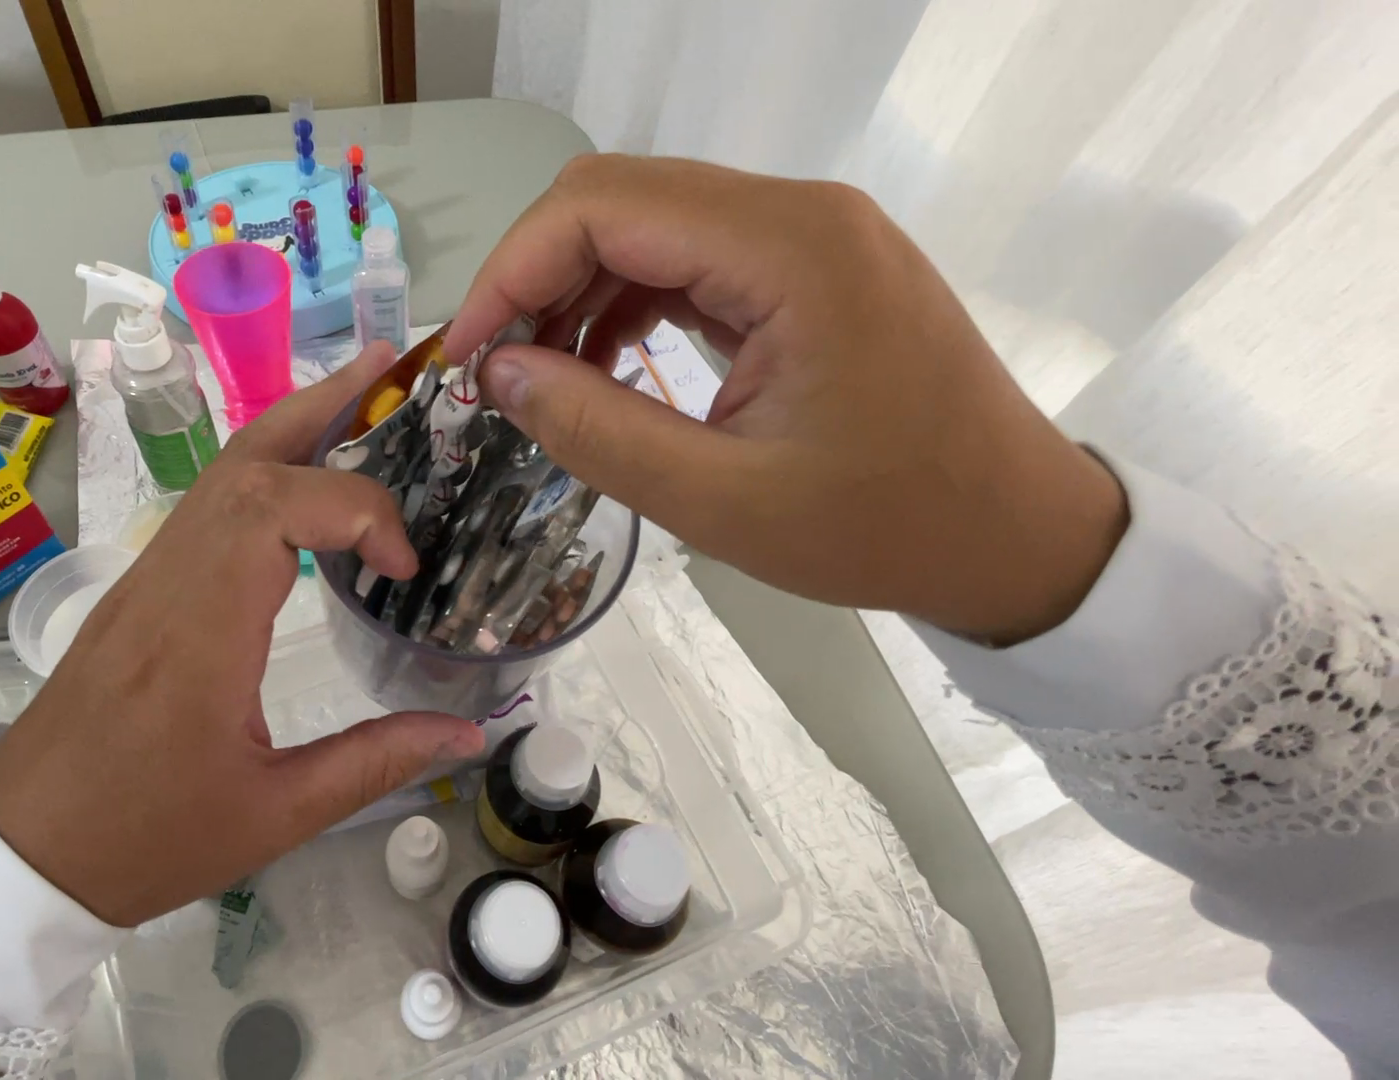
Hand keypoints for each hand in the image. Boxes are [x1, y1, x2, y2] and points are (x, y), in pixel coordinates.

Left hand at [0, 343, 484, 926]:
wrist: (24, 850)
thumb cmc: (146, 838)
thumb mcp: (276, 813)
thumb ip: (377, 760)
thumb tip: (469, 731)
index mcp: (202, 630)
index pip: (278, 509)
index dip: (359, 512)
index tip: (403, 568)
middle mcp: (171, 578)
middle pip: (246, 457)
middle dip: (322, 405)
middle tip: (390, 372)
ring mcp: (150, 575)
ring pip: (224, 472)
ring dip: (295, 429)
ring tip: (363, 407)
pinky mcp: (144, 586)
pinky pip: (211, 504)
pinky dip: (269, 473)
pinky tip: (309, 488)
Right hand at [446, 155, 1127, 643]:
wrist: (1013, 534)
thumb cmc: (879, 529)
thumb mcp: (717, 502)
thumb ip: (594, 430)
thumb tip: (496, 373)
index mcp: (787, 251)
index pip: (601, 208)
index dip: (509, 275)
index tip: (463, 359)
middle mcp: (797, 214)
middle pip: (618, 199)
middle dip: (533, 279)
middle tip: (495, 371)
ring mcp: (806, 236)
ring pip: (647, 226)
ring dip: (575, 292)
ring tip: (542, 379)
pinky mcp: (806, 270)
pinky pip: (687, 260)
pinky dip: (625, 305)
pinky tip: (606, 366)